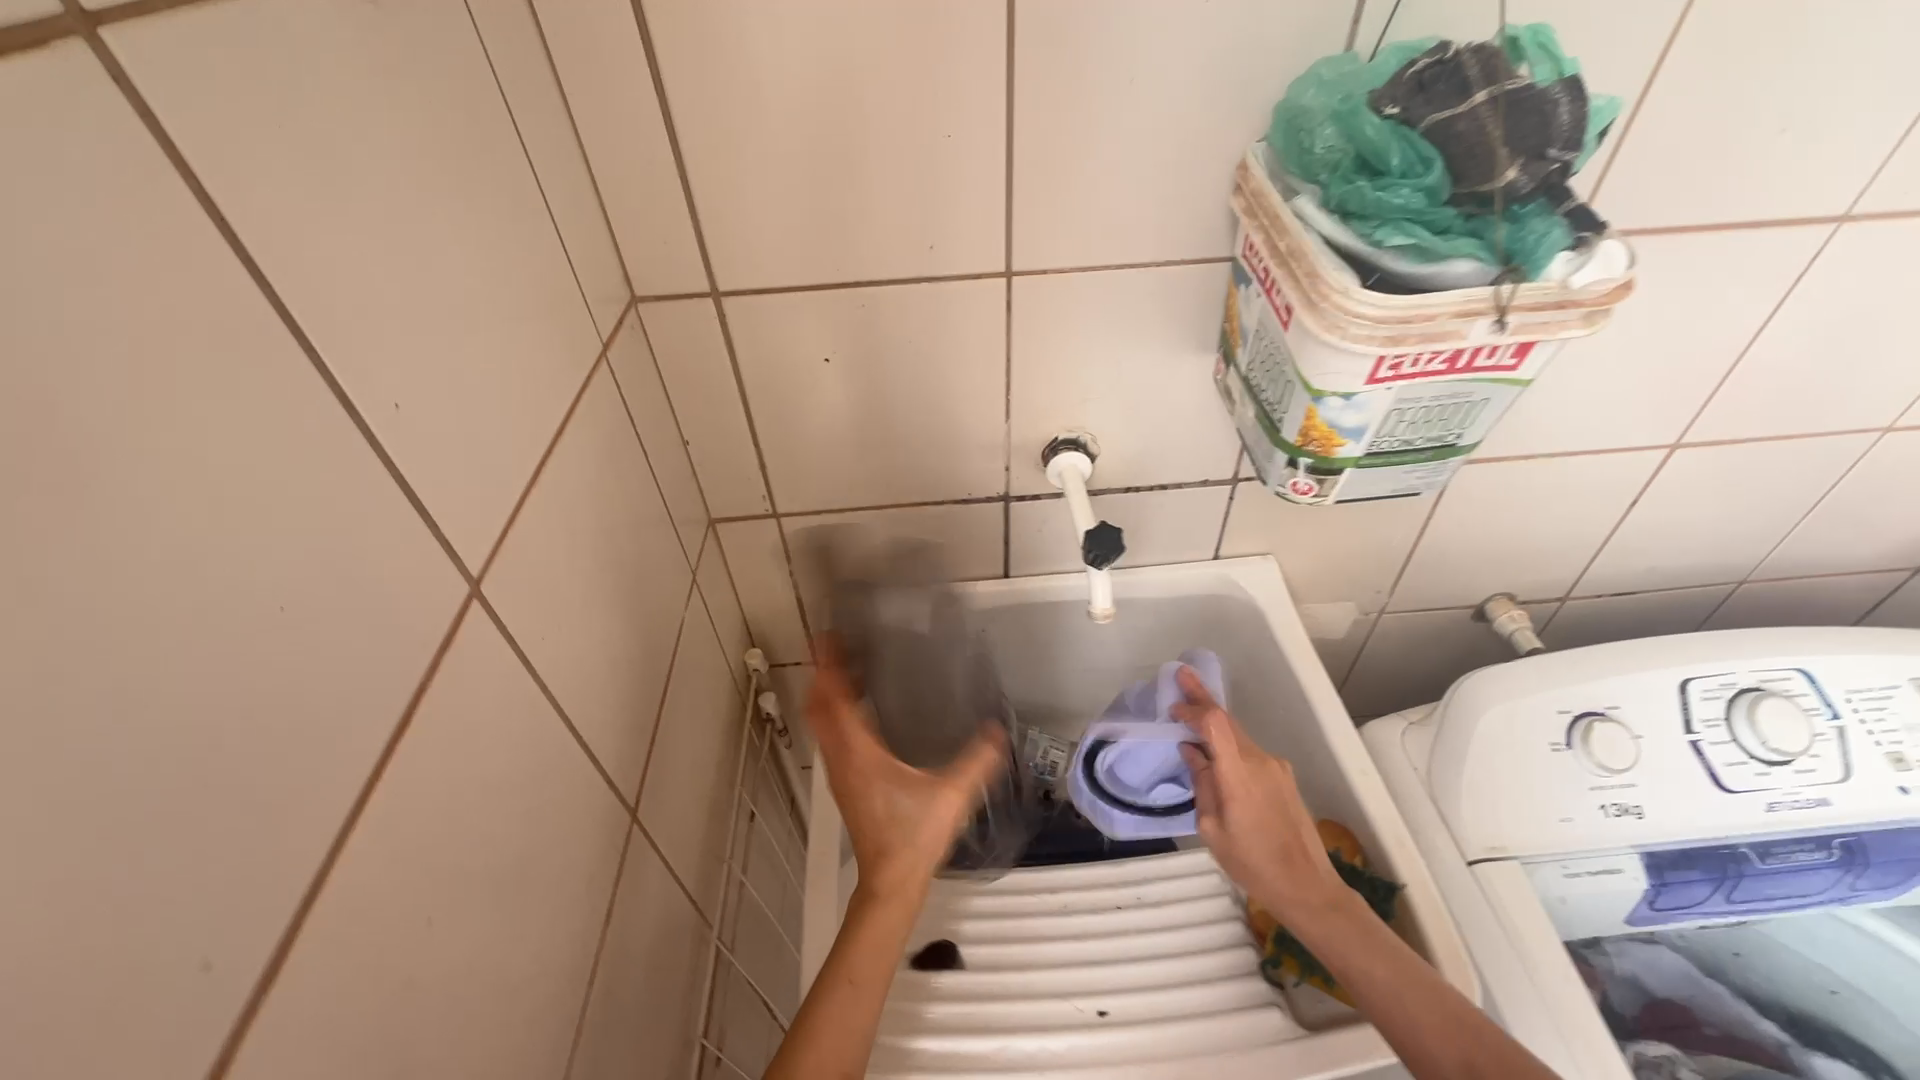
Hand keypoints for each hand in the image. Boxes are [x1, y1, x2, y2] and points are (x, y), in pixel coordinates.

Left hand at [807, 634, 1008, 896]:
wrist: (890, 881)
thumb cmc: (914, 837)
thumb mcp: (951, 796)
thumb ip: (976, 762)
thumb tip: (998, 731)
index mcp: (859, 753)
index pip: (834, 700)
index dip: (828, 667)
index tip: (828, 638)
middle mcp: (841, 758)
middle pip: (819, 707)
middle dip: (823, 675)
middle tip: (838, 648)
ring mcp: (839, 772)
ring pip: (822, 723)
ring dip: (827, 695)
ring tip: (848, 672)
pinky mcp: (845, 783)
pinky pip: (830, 738)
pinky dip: (835, 716)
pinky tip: (860, 714)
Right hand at [1174, 667, 1352, 923]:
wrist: (1308, 887)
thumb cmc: (1253, 863)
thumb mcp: (1212, 829)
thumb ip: (1202, 784)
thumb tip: (1192, 753)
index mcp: (1239, 773)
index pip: (1214, 723)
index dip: (1192, 707)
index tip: (1172, 703)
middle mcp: (1260, 761)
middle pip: (1228, 721)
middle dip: (1203, 698)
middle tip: (1182, 676)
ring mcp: (1276, 769)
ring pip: (1239, 736)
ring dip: (1215, 724)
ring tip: (1191, 716)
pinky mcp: (1284, 780)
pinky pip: (1249, 753)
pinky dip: (1229, 745)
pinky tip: (1216, 755)